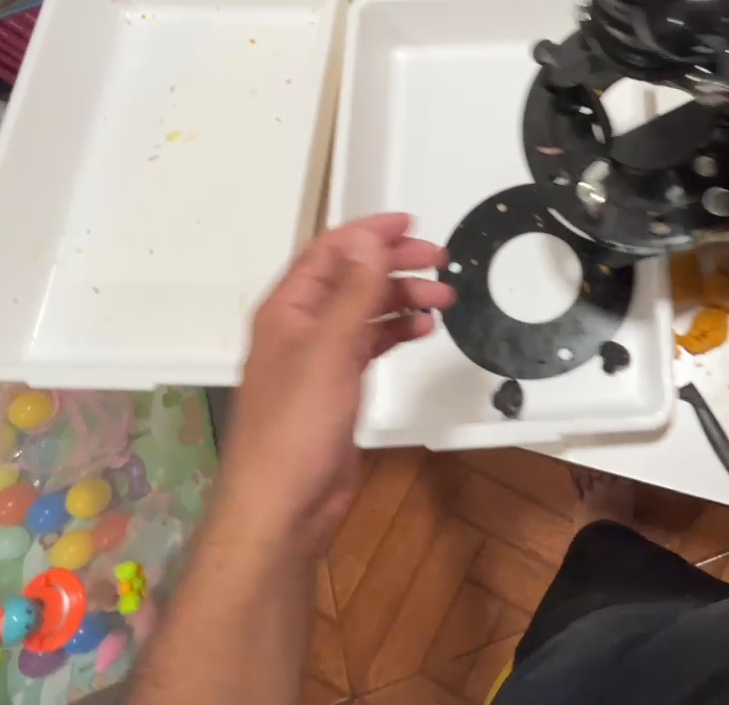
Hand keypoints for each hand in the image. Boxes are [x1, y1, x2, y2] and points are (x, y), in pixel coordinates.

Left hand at [220, 214, 453, 539]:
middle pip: (353, 276)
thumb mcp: (329, 349)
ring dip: (403, 297)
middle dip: (396, 264)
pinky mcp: (338, 382)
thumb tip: (367, 237)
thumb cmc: (297, 426)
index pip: (331, 251)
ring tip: (443, 296)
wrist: (285, 504)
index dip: (370, 232)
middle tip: (438, 260)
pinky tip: (423, 329)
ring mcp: (321, 355)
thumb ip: (352, 290)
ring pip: (367, 309)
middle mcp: (303, 325)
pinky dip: (398, 330)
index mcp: (289, 308)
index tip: (411, 224)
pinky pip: (373, 341)